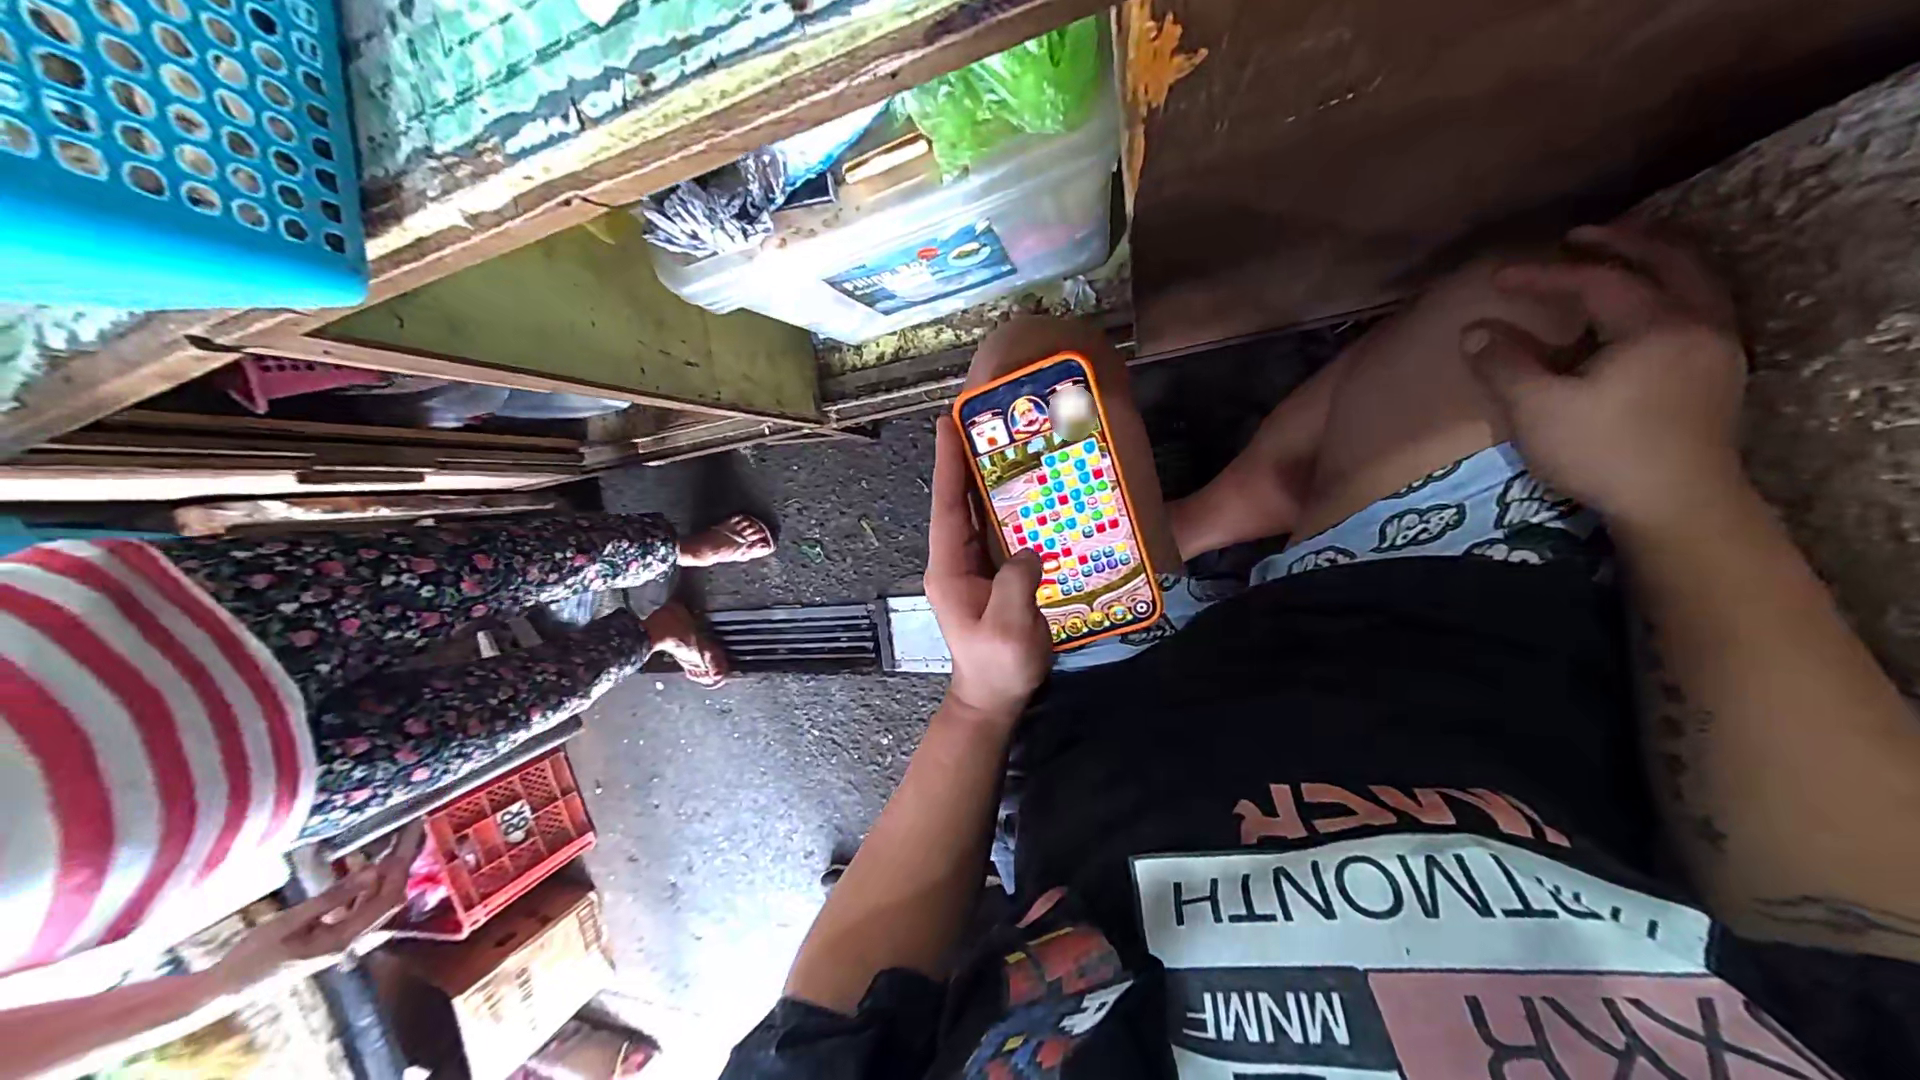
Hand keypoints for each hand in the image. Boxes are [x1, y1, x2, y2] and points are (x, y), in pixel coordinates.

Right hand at [211, 823, 424, 994]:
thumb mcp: (291, 921)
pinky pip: (360, 909)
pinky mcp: (333, 939)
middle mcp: (353, 940)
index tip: (409, 839)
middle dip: (398, 867)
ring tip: (385, 847)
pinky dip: (363, 889)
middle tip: (404, 836)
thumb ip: (334, 897)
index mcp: (346, 938)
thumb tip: (373, 870)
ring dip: (382, 876)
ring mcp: (345, 941)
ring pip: (376, 903)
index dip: (401, 868)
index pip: (389, 898)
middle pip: (389, 898)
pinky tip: (356, 870)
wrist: (223, 990)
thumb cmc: (252, 956)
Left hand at [926, 418, 1050, 721]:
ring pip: (975, 511)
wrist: (995, 693)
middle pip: (958, 500)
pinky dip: (1004, 503)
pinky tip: (1024, 485)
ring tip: (1004, 440)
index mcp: (948, 568)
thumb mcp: (1008, 631)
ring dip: (984, 476)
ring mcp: (972, 564)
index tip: (947, 424)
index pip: (947, 508)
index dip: (947, 465)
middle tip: (981, 418)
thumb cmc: (998, 666)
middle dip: (964, 459)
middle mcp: (955, 559)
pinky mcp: (991, 571)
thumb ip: (1015, 587)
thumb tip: (1029, 550)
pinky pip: (995, 528)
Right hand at [1461, 223, 1749, 529]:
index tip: (1498, 277)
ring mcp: (1716, 348)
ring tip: (1615, 262)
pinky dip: (1666, 293)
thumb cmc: (1601, 451)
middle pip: (1668, 262)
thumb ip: (1505, 364)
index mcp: (1656, 326)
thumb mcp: (1537, 408)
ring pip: (1693, 284)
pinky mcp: (1716, 374)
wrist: (1675, 504)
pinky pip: (1696, 310)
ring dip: (1653, 263)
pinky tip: (1640, 310)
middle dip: (1622, 243)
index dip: (1544, 276)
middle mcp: (1698, 324)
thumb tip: (1474, 331)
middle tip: (1580, 236)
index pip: (1597, 282)